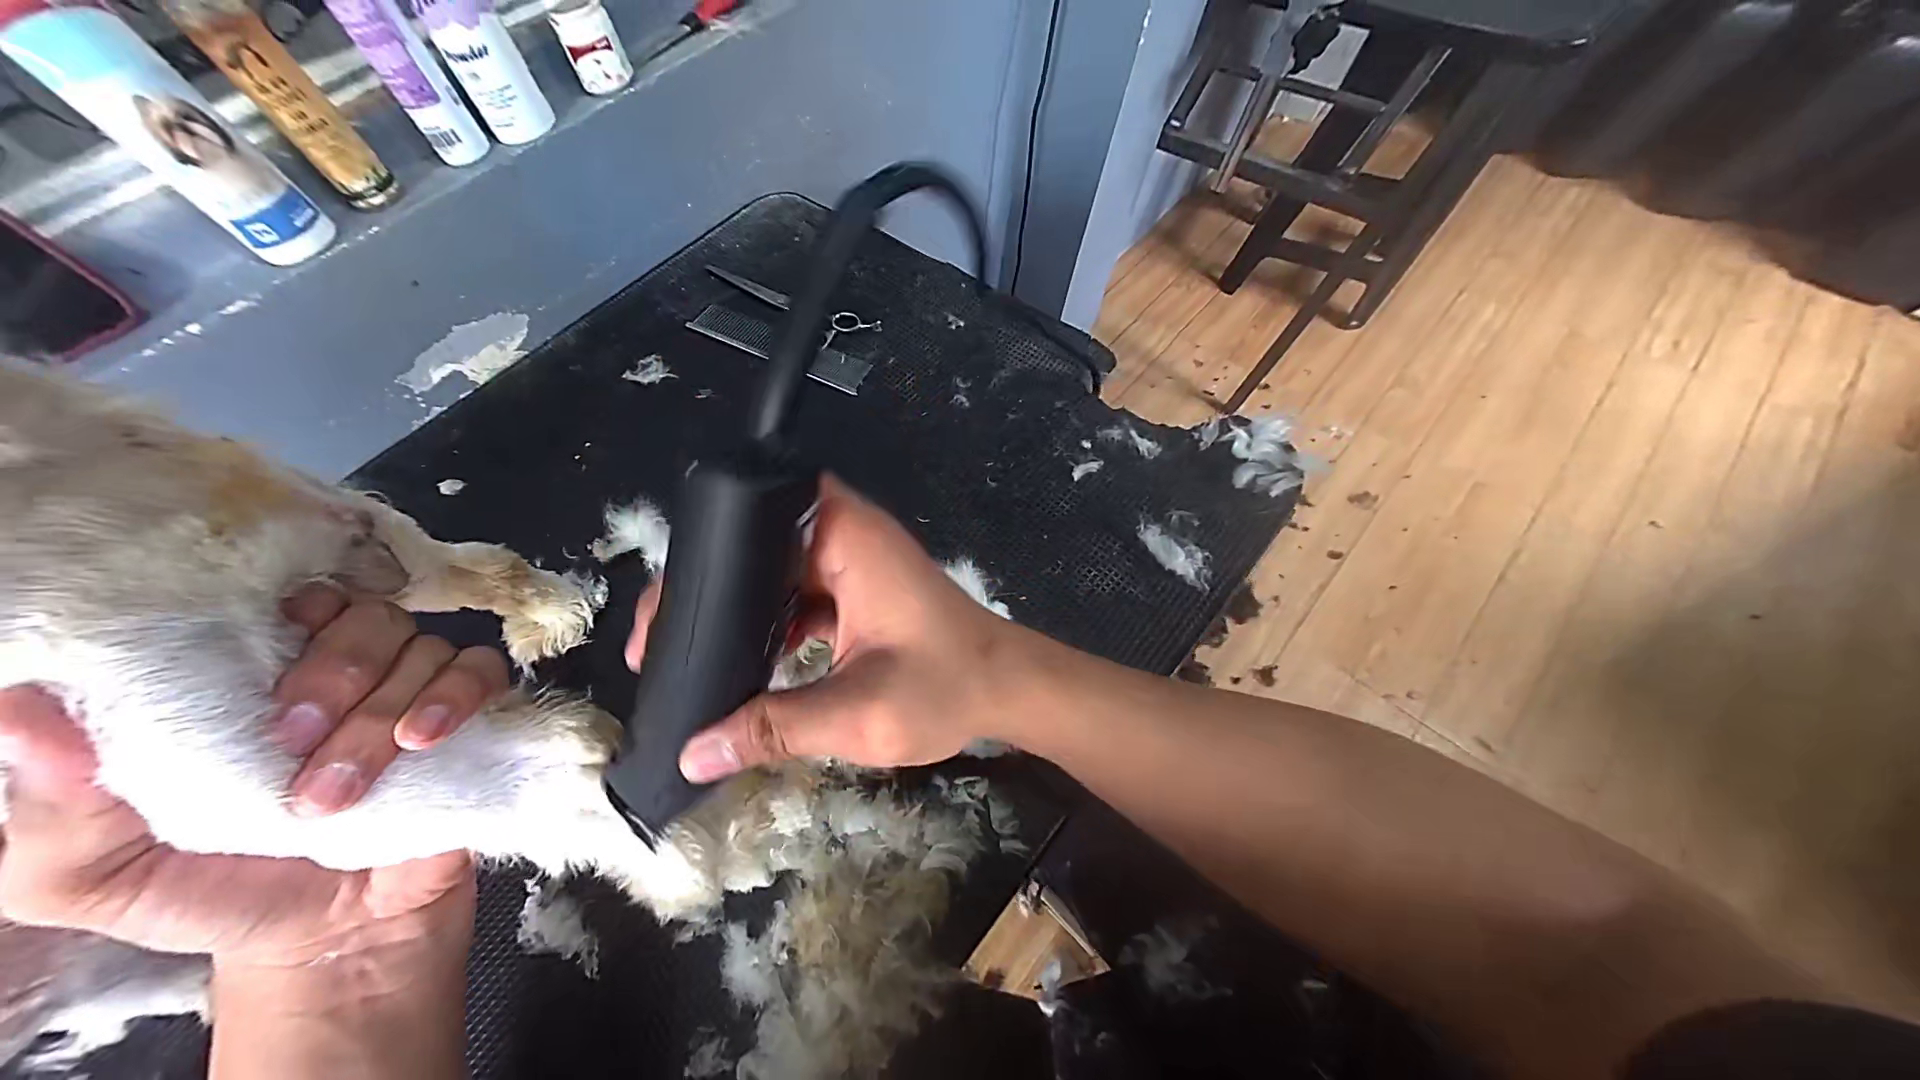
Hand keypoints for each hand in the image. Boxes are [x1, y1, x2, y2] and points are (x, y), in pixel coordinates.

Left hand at [0, 590, 505, 967]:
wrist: (336, 937)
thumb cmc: (223, 892)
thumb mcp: (100, 872)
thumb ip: (59, 801)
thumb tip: (15, 705)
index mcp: (271, 680)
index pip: (300, 601)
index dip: (296, 610)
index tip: (272, 649)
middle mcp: (357, 672)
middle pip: (372, 616)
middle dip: (336, 675)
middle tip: (292, 746)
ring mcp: (422, 689)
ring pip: (425, 648)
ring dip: (380, 713)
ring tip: (341, 793)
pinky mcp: (477, 715)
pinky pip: (483, 671)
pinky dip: (456, 695)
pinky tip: (424, 740)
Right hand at [626, 476, 1035, 781]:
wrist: (1008, 688)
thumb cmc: (945, 687)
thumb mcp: (856, 713)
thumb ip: (773, 729)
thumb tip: (691, 756)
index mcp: (843, 536)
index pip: (749, 520)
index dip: (699, 561)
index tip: (664, 615)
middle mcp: (843, 534)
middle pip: (754, 547)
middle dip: (709, 595)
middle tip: (662, 646)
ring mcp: (851, 559)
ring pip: (774, 574)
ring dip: (739, 613)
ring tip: (691, 659)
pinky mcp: (857, 587)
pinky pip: (797, 594)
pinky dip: (771, 625)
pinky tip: (744, 663)